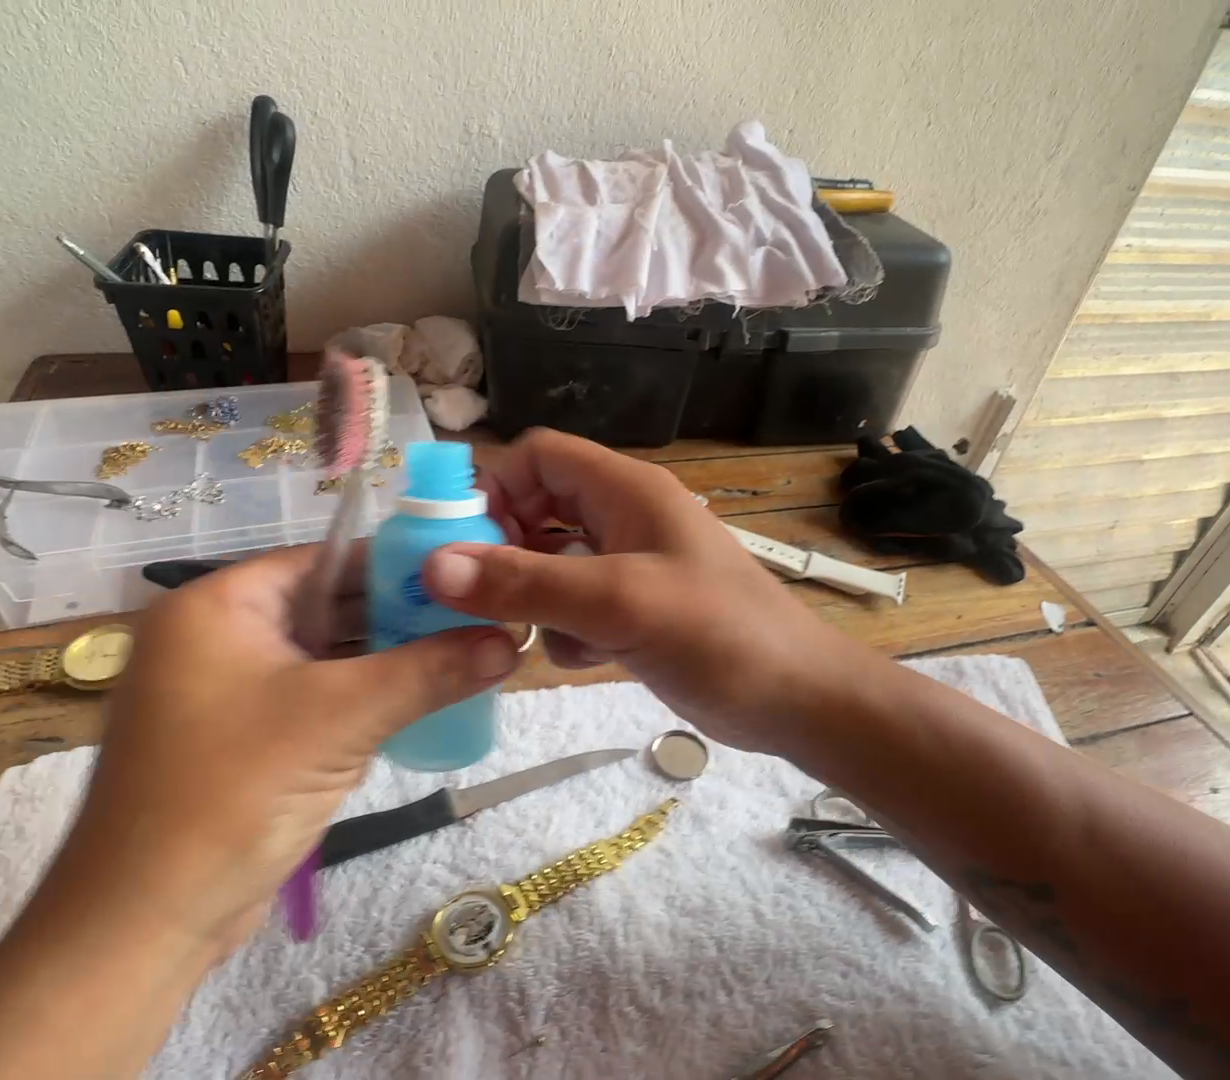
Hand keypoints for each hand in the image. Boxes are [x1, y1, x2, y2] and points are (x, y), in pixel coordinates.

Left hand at [48, 544, 519, 949]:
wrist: (146, 919)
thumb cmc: (233, 791)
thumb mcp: (341, 718)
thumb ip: (430, 671)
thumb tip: (512, 640)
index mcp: (217, 606)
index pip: (323, 558)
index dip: (396, 563)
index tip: (464, 574)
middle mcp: (216, 636)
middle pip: (326, 605)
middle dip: (400, 615)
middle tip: (477, 616)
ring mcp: (227, 690)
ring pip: (325, 655)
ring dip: (388, 658)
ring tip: (465, 652)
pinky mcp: (243, 737)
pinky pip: (315, 697)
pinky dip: (363, 697)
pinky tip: (422, 699)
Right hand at [423, 428, 859, 755]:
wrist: (795, 699)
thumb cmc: (718, 635)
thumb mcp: (619, 604)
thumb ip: (528, 583)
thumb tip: (434, 565)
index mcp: (626, 491)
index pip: (540, 456)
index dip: (496, 488)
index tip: (465, 547)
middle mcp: (625, 518)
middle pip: (539, 509)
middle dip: (506, 551)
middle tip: (481, 600)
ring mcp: (633, 566)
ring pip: (552, 563)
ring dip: (535, 597)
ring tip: (535, 634)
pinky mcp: (637, 611)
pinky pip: (578, 605)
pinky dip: (567, 629)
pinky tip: (585, 657)